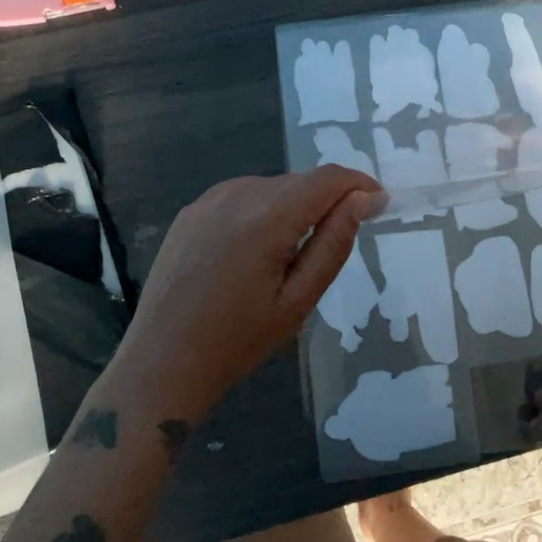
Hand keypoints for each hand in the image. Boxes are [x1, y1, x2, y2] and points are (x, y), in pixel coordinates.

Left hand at [113, 166, 382, 417]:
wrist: (162, 362)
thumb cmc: (237, 341)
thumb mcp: (298, 301)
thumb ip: (333, 244)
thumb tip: (363, 199)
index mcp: (268, 216)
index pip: (327, 179)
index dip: (359, 184)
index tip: (380, 203)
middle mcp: (238, 193)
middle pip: (299, 182)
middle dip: (327, 200)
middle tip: (339, 240)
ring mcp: (208, 199)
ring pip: (270, 187)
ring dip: (293, 206)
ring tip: (292, 255)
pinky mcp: (190, 211)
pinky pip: (240, 197)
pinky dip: (261, 211)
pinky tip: (253, 252)